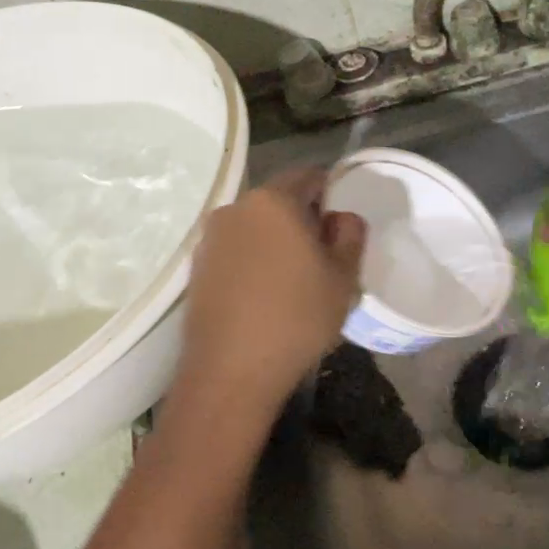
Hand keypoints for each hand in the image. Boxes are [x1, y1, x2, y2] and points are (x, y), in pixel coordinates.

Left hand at [177, 169, 364, 409]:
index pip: (310, 176)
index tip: (343, 227)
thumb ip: (350, 235)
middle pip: (280, 201)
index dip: (332, 194)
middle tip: (325, 256)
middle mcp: (236, 209)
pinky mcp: (198, 268)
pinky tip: (267, 296)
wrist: (231, 372)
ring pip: (256, 228)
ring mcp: (211, 239)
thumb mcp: (343, 277)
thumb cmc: (297, 318)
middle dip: (304, 220)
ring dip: (277, 243)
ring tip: (296, 281)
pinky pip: (237, 252)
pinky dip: (255, 262)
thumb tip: (341, 218)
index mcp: (274, 200)